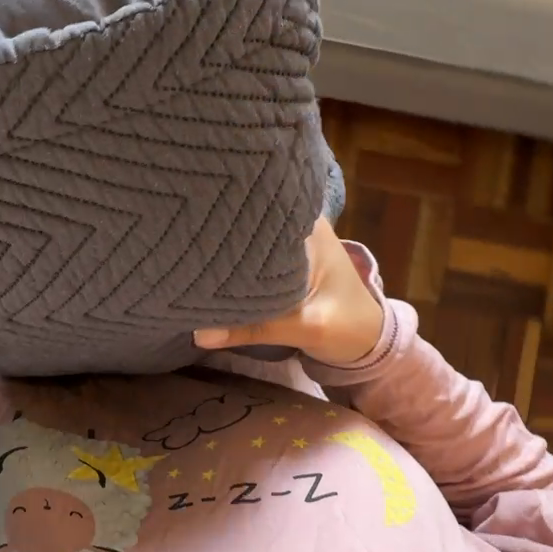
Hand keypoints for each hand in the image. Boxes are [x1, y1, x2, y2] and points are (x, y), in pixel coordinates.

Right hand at [193, 217, 385, 366]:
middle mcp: (297, 224)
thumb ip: (255, 327)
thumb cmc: (348, 327)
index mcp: (308, 227)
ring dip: (225, 251)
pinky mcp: (281, 258)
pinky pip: (250, 256)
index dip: (228, 217)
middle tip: (183, 241)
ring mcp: (288, 240)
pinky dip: (233, 265)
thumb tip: (200, 333)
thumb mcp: (305, 327)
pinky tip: (206, 267)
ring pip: (247, 240)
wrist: (369, 341)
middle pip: (249, 223)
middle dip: (221, 235)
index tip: (194, 226)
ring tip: (189, 252)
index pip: (261, 210)